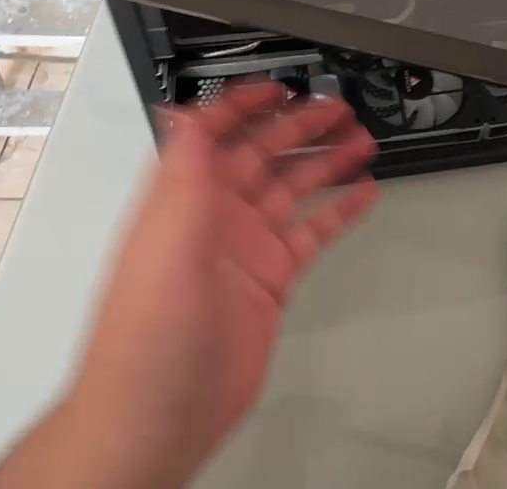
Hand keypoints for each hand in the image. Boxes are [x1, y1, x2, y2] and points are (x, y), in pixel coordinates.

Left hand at [21, 82, 379, 488]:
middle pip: (263, 152)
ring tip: (361, 140)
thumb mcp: (164, 249)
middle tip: (336, 106)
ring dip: (326, 159)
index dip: (243, 104)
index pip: (213, 133)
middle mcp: (215, 215)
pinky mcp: (271, 278)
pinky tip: (362, 193)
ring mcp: (246, 246)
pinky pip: (312, 231)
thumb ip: (183, 179)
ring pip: (293, 186)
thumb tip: (186, 114)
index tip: (277, 86)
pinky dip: (339, 210)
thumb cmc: (144, 344)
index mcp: (183, 199)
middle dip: (299, 125)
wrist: (158, 420)